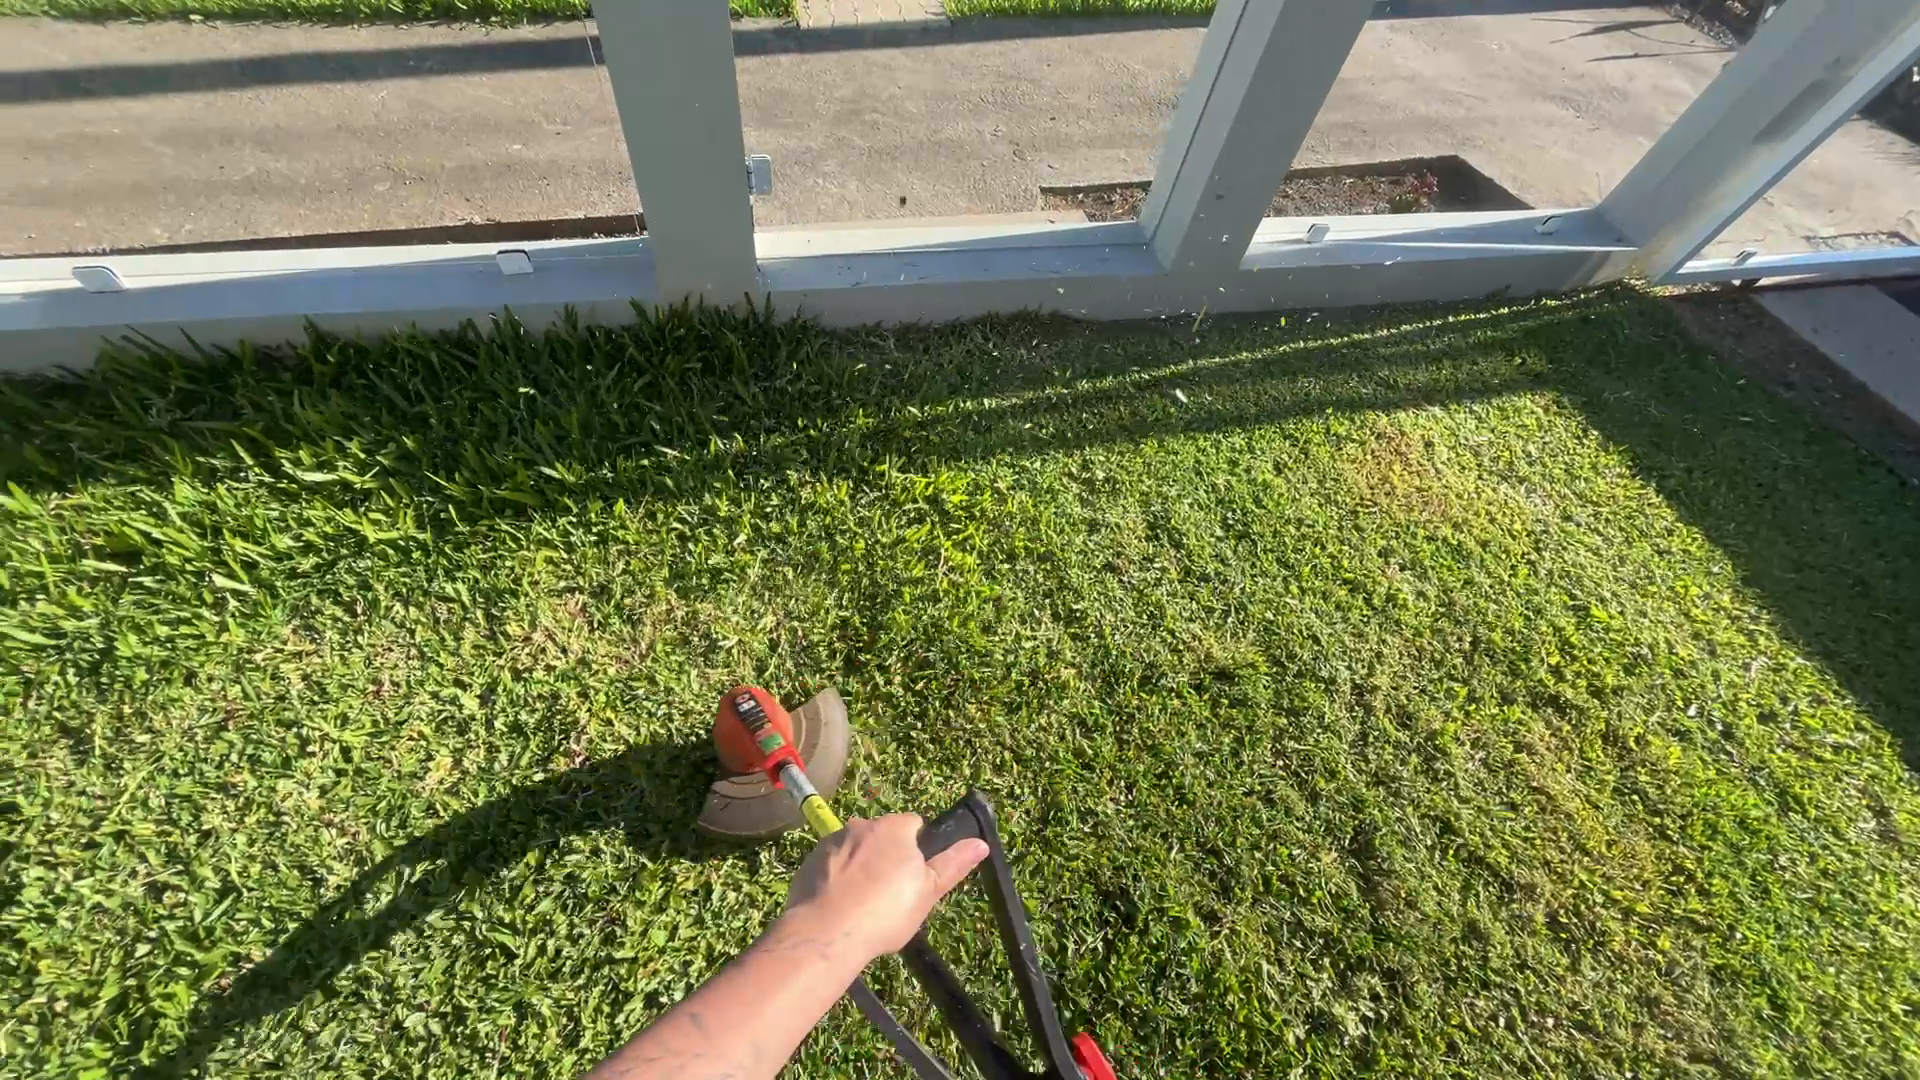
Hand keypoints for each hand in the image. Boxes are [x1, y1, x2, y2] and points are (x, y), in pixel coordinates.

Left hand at [780, 814, 989, 961]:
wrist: (826, 933)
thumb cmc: (885, 911)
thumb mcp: (928, 891)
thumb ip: (953, 864)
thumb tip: (981, 844)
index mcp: (894, 827)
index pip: (913, 824)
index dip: (917, 849)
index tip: (914, 877)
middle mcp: (862, 824)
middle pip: (882, 836)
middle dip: (887, 857)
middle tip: (891, 895)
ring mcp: (833, 840)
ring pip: (855, 849)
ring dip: (860, 867)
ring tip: (863, 905)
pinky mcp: (811, 860)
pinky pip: (831, 865)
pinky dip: (836, 878)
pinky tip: (840, 907)